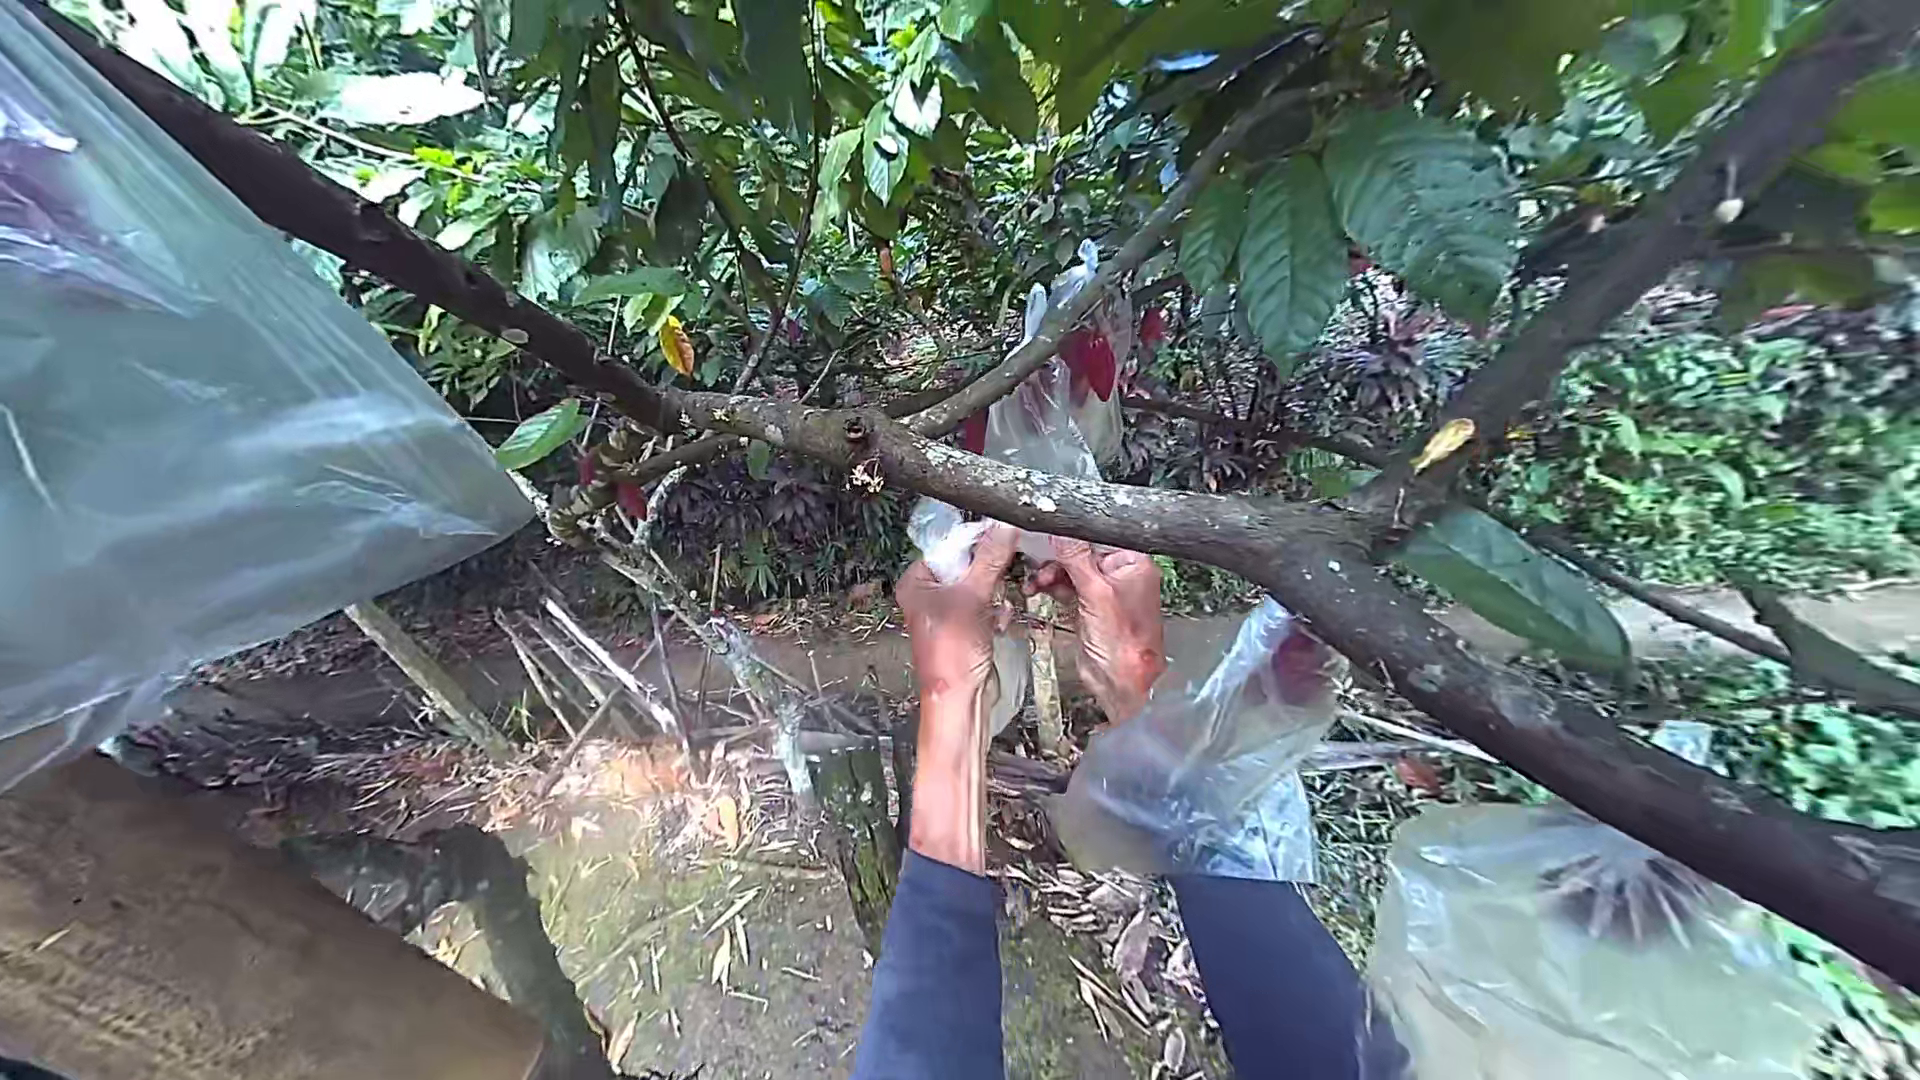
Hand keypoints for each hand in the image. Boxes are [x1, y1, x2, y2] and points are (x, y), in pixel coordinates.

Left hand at [895, 522, 1018, 704]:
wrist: (960, 699)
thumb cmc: (951, 653)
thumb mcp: (972, 597)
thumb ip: (990, 559)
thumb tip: (1004, 526)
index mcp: (916, 581)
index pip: (948, 546)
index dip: (975, 540)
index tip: (1001, 533)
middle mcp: (928, 593)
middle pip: (966, 565)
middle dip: (987, 574)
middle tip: (1001, 575)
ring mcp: (948, 611)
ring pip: (980, 585)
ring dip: (993, 595)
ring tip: (995, 608)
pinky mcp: (965, 626)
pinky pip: (986, 605)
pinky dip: (994, 612)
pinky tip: (997, 623)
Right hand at [1025, 537, 1165, 721]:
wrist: (1121, 681)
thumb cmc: (1125, 642)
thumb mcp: (1096, 592)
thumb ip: (1076, 557)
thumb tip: (1059, 531)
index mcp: (1133, 563)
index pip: (1099, 535)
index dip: (1073, 534)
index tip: (1049, 532)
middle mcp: (1120, 573)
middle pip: (1082, 551)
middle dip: (1057, 557)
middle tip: (1038, 561)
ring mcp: (1103, 590)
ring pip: (1070, 569)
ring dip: (1050, 572)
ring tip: (1037, 580)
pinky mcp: (1088, 605)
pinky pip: (1066, 586)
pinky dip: (1051, 585)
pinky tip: (1038, 587)